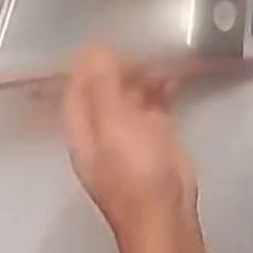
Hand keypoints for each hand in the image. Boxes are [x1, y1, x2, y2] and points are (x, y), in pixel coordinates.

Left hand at [63, 46, 205, 252]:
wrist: (165, 209)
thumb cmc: (133, 167)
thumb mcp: (113, 123)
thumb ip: (102, 86)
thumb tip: (92, 49)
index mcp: (85, 129)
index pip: (77, 89)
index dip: (88, 65)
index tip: (108, 43)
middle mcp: (104, 128)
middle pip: (106, 88)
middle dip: (122, 67)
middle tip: (143, 54)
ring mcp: (131, 132)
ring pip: (132, 93)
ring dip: (145, 75)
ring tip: (163, 64)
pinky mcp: (157, 134)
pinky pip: (156, 102)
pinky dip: (163, 87)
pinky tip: (175, 78)